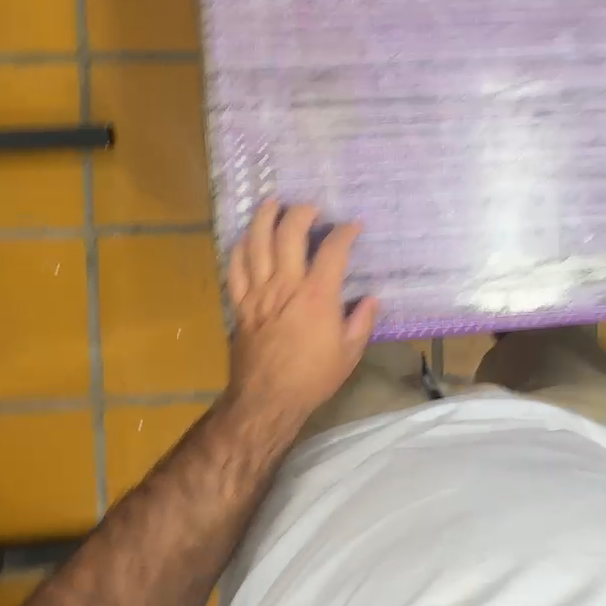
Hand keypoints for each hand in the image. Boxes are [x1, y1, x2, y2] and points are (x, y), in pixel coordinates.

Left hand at [225, 200, 378, 420]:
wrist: (267, 401)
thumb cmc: (312, 378)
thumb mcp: (350, 353)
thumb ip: (361, 321)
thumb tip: (370, 298)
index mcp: (317, 296)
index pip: (333, 249)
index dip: (345, 232)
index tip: (354, 226)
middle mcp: (286, 286)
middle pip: (288, 234)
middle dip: (301, 213)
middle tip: (312, 208)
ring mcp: (259, 293)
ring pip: (256, 243)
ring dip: (264, 218)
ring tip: (273, 203)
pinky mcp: (240, 304)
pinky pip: (235, 268)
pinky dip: (240, 248)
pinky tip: (246, 238)